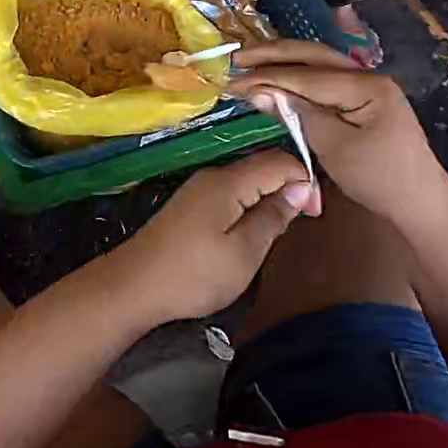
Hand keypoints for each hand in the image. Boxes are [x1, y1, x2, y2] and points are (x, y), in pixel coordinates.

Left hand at [105, 150, 315, 321]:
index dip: (304, 180)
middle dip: (289, 186)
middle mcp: (213, 175)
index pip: (279, 161)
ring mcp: (198, 188)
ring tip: (280, 227)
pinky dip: (249, 203)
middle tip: (303, 220)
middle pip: (261, 166)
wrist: (132, 287)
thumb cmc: (194, 274)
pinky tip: (252, 228)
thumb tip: (299, 188)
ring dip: (269, 196)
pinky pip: (230, 192)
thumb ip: (273, 216)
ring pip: (246, 180)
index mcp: (228, 181)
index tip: (315, 213)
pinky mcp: (190, 204)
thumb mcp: (244, 252)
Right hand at [229, 41, 447, 226]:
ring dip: (285, 61)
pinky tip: (281, 76)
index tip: (233, 80)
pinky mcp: (364, 98)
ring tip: (252, 61)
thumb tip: (261, 91)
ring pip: (319, 63)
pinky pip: (326, 78)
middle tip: (238, 58)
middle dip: (273, 55)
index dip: (267, 77)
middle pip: (314, 56)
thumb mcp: (335, 148)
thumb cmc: (380, 179)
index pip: (306, 76)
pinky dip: (299, 76)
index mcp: (366, 85)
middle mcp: (368, 75)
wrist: (420, 202)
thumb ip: (298, 115)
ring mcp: (368, 85)